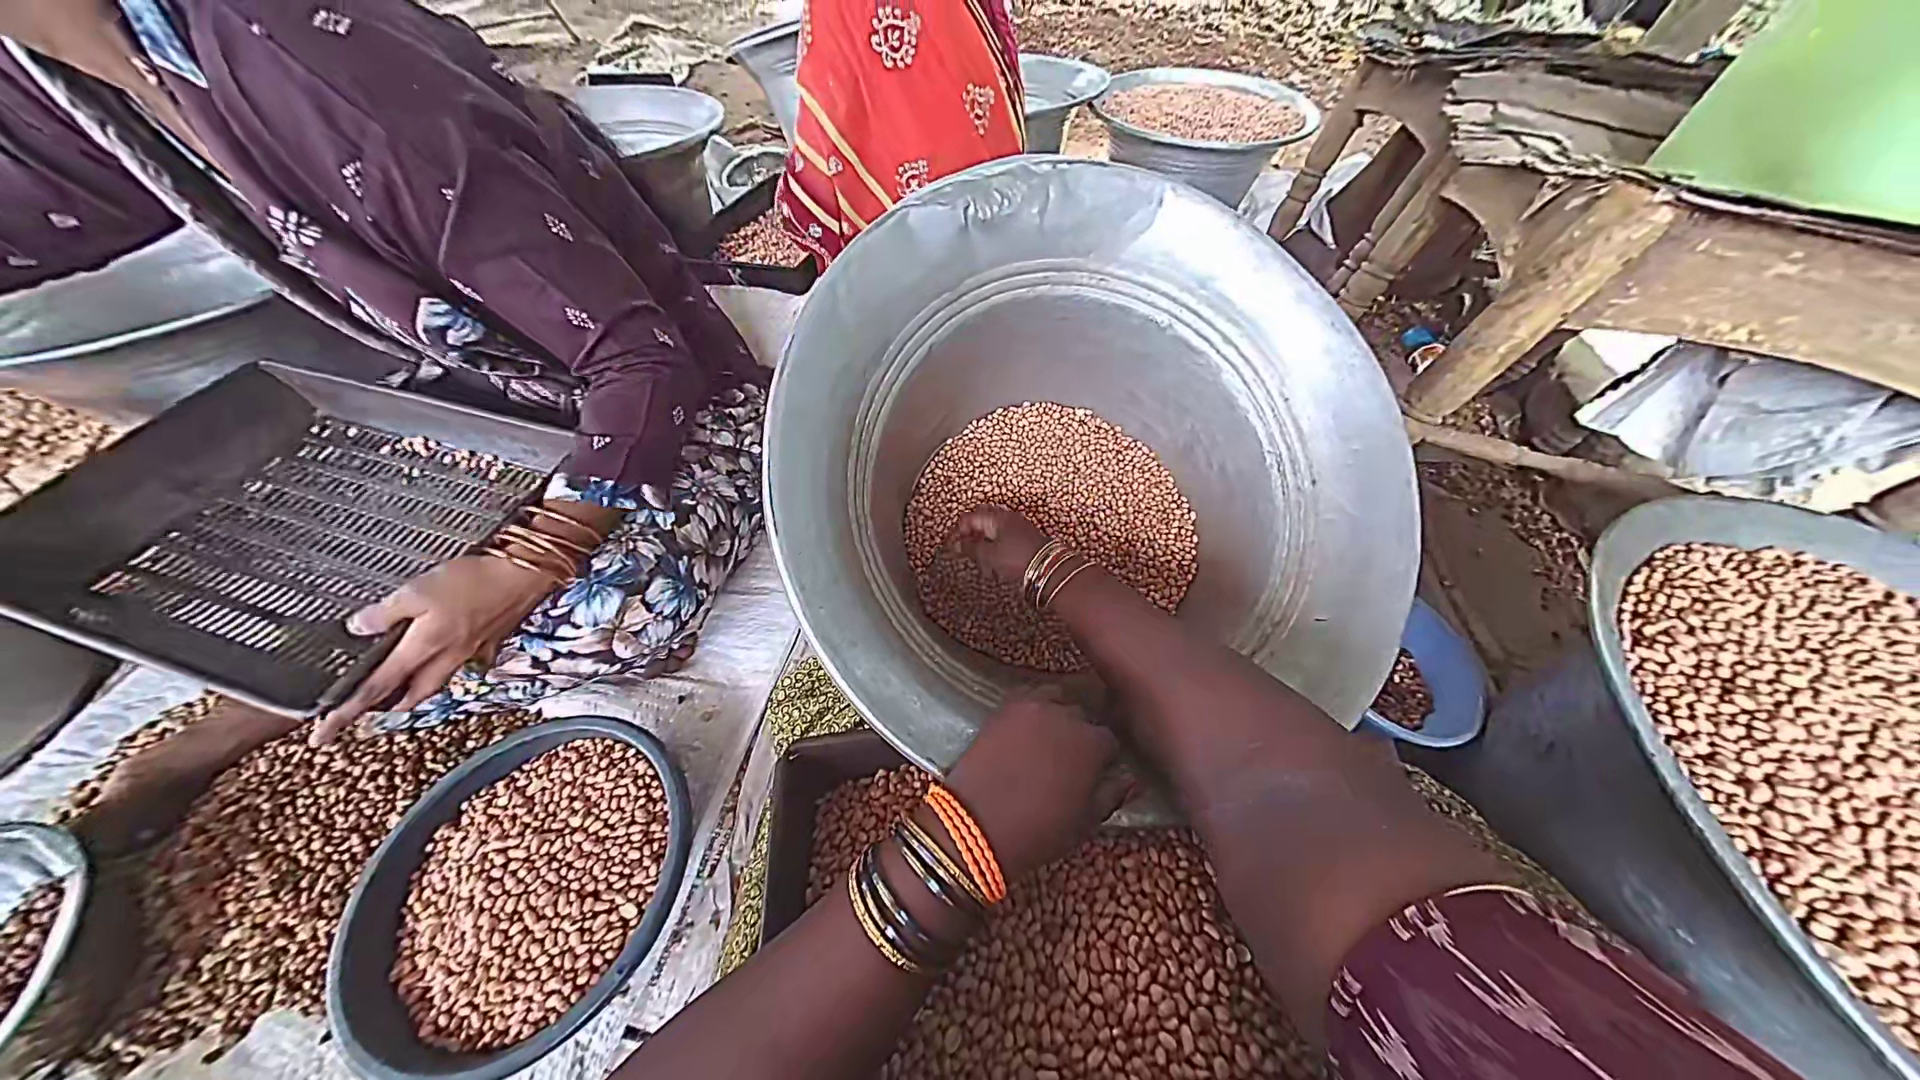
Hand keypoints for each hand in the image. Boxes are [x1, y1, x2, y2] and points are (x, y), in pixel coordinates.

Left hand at [313, 555, 555, 743]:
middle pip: (413, 695)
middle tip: (368, 704)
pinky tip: (449, 647)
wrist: (526, 575)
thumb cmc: (473, 581)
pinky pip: (463, 663)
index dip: (345, 713)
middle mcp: (447, 658)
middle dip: (388, 705)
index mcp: (423, 648)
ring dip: (417, 687)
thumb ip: (384, 612)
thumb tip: (358, 628)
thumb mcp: (418, 590)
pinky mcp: (491, 641)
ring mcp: (472, 651)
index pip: (375, 689)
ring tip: (403, 678)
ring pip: (437, 681)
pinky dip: (448, 663)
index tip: (320, 738)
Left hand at [940, 688, 1132, 879]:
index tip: (1098, 769)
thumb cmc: (1039, 830)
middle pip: (1084, 713)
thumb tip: (1132, 779)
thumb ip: (1112, 794)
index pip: (1111, 738)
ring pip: (1058, 697)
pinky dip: (1034, 706)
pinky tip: (1029, 726)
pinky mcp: (1005, 706)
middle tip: (1072, 756)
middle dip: (1083, 731)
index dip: (1105, 755)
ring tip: (1051, 735)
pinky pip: (1029, 695)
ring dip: (1059, 712)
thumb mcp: (1086, 821)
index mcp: (1093, 743)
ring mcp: (1034, 707)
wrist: (978, 824)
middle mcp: (1067, 716)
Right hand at [947, 505, 1051, 588]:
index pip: (969, 517)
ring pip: (994, 532)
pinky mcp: (1026, 539)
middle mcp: (1008, 518)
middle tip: (967, 550)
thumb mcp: (988, 555)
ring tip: (984, 561)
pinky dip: (997, 549)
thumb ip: (970, 548)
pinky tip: (998, 564)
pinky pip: (1005, 540)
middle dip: (972, 536)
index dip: (959, 531)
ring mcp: (1019, 527)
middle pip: (982, 522)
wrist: (1048, 567)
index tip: (954, 545)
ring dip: (985, 545)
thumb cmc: (1019, 558)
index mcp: (996, 517)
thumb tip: (958, 544)